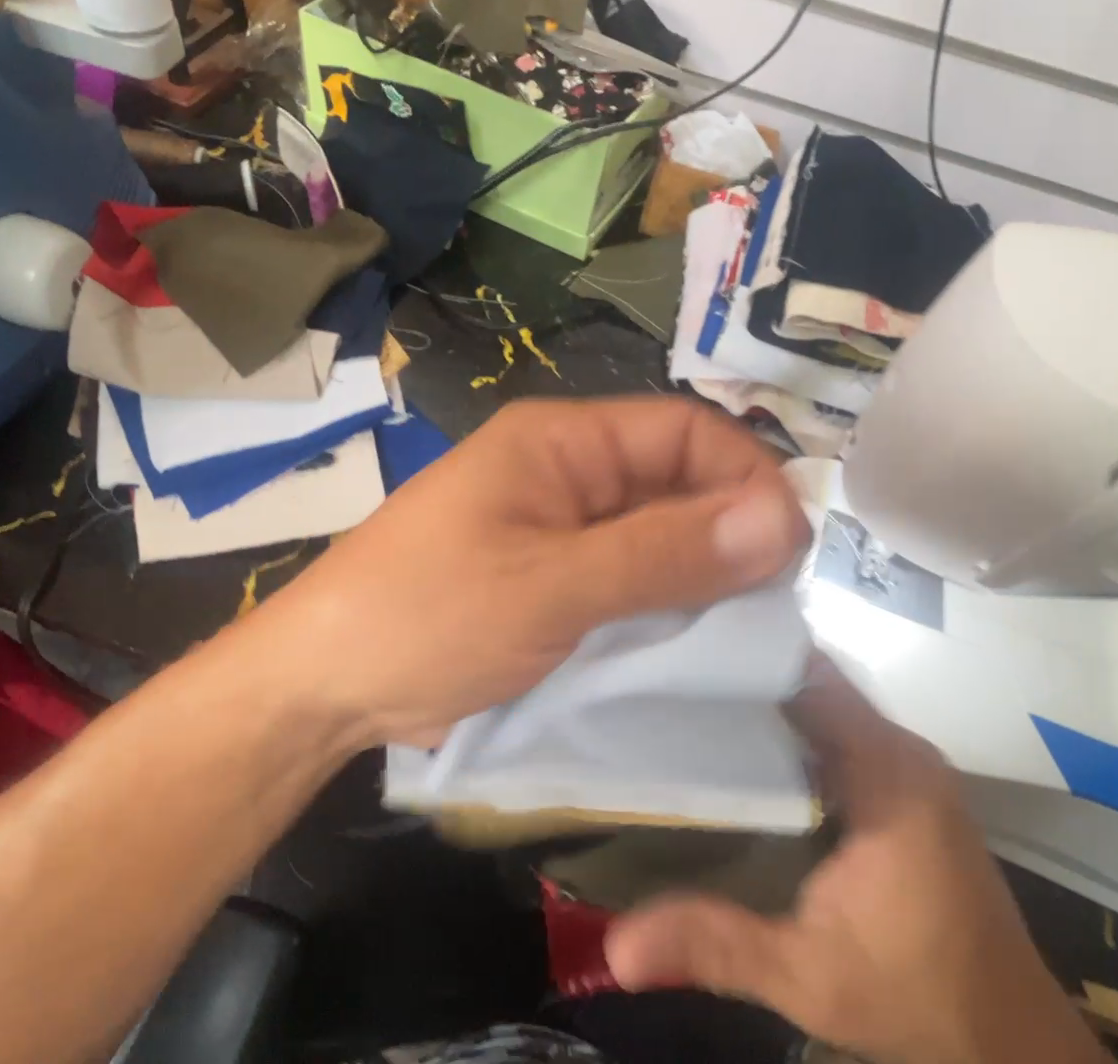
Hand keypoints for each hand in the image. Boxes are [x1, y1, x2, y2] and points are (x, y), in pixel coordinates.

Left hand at [237, 396, 808, 746]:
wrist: (325, 686)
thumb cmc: (428, 618)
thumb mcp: (549, 586)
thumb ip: (662, 553)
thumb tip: (784, 518)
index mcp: (560, 443)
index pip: (685, 431)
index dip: (747, 480)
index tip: (792, 553)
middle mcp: (564, 476)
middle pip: (674, 485)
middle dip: (729, 534)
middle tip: (778, 605)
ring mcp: (553, 533)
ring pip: (654, 540)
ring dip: (699, 579)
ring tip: (748, 631)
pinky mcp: (545, 585)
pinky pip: (623, 584)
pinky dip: (659, 609)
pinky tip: (692, 648)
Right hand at [605, 663, 1111, 1063]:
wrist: (1008, 1043)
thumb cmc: (917, 999)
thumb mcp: (806, 977)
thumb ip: (715, 945)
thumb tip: (614, 947)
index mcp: (887, 774)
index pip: (805, 675)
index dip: (736, 657)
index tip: (665, 651)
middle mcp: (900, 753)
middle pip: (807, 682)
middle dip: (733, 677)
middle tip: (650, 678)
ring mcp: (905, 769)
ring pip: (818, 707)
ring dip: (755, 705)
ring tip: (671, 705)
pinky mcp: (901, 792)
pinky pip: (830, 736)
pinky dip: (779, 734)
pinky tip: (724, 754)